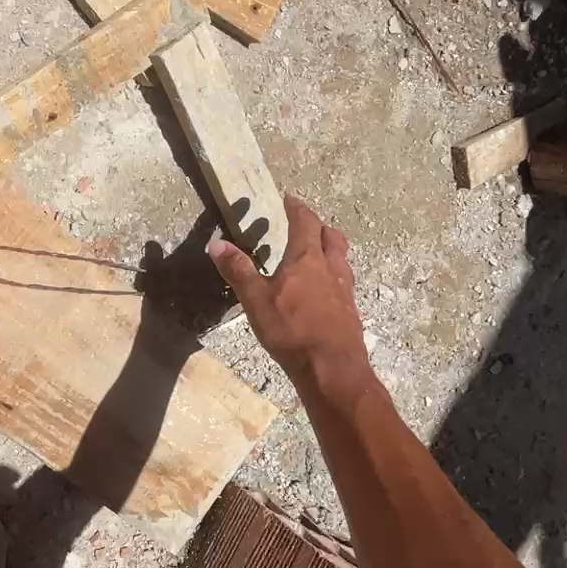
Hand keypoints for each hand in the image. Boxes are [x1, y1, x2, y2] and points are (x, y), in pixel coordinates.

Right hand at [207, 196, 367, 386]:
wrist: (332, 369)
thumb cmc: (291, 329)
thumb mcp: (255, 299)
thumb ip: (238, 270)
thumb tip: (216, 244)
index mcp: (306, 259)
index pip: (305, 223)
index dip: (298, 209)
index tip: (290, 199)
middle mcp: (330, 269)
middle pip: (331, 238)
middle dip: (319, 227)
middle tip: (307, 225)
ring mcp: (344, 292)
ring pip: (341, 260)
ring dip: (330, 251)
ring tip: (317, 255)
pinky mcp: (349, 313)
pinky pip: (344, 284)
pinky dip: (333, 277)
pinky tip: (323, 292)